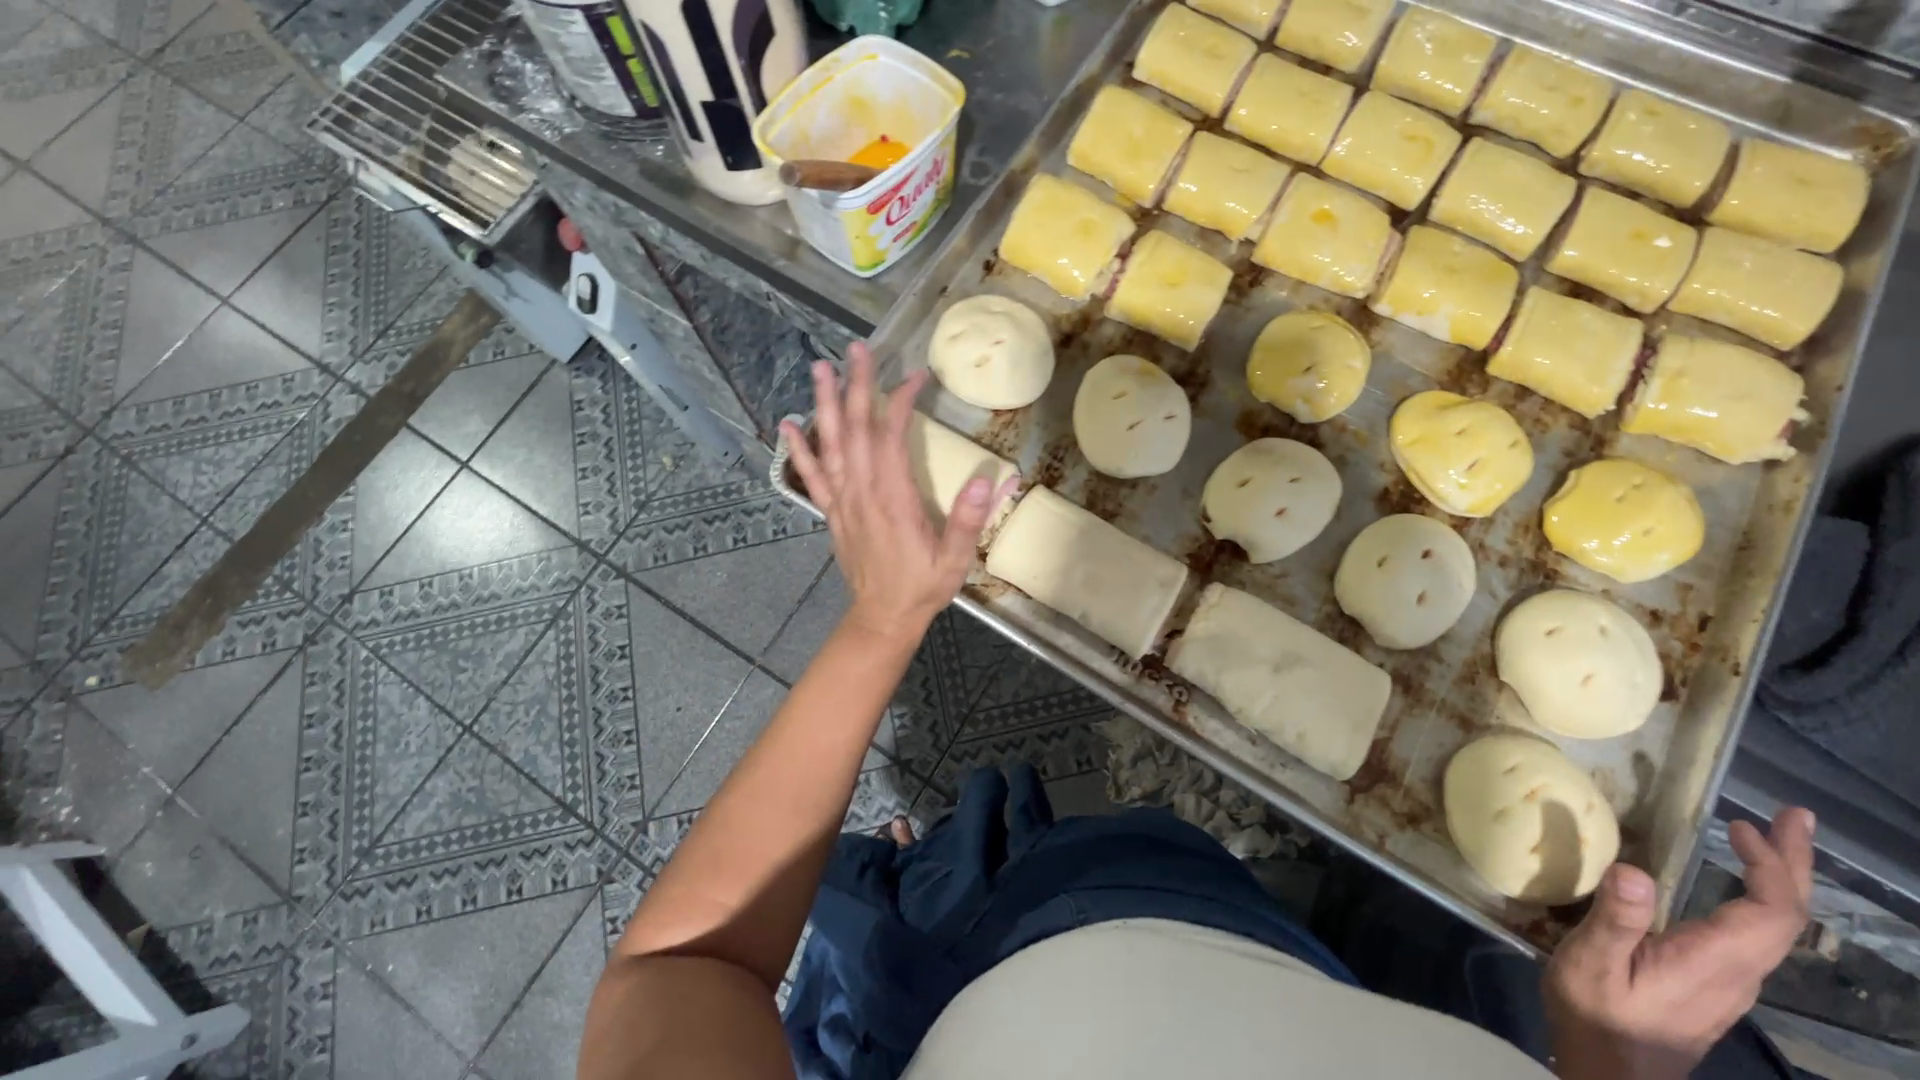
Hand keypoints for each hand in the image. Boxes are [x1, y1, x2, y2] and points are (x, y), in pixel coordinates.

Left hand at [781, 343, 1016, 640]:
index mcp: (893, 498)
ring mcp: (842, 501)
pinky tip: (787, 425)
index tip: (914, 376)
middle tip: (857, 349)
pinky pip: (812, 475)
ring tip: (820, 368)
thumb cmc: (922, 586)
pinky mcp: (832, 512)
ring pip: (829, 444)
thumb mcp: (955, 559)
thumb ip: (969, 521)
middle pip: (855, 429)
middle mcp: (862, 492)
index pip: (891, 437)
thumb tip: (988, 481)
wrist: (883, 617)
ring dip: (824, 405)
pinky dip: (799, 449)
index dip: (900, 402)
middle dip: (856, 386)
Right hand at [1544, 808, 1814, 1079]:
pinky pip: (1755, 936)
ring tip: (1763, 840)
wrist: (1613, 1076)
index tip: (1745, 825)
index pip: (1773, 911)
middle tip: (1794, 817)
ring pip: (1776, 927)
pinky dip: (1757, 899)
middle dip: (1794, 863)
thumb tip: (1635, 870)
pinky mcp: (1716, 987)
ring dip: (1779, 879)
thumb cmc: (1598, 1016)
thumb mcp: (1592, 963)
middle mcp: (1739, 972)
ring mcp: (1732, 983)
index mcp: (1716, 961)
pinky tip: (1735, 888)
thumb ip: (1616, 920)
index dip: (1771, 866)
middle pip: (1787, 916)